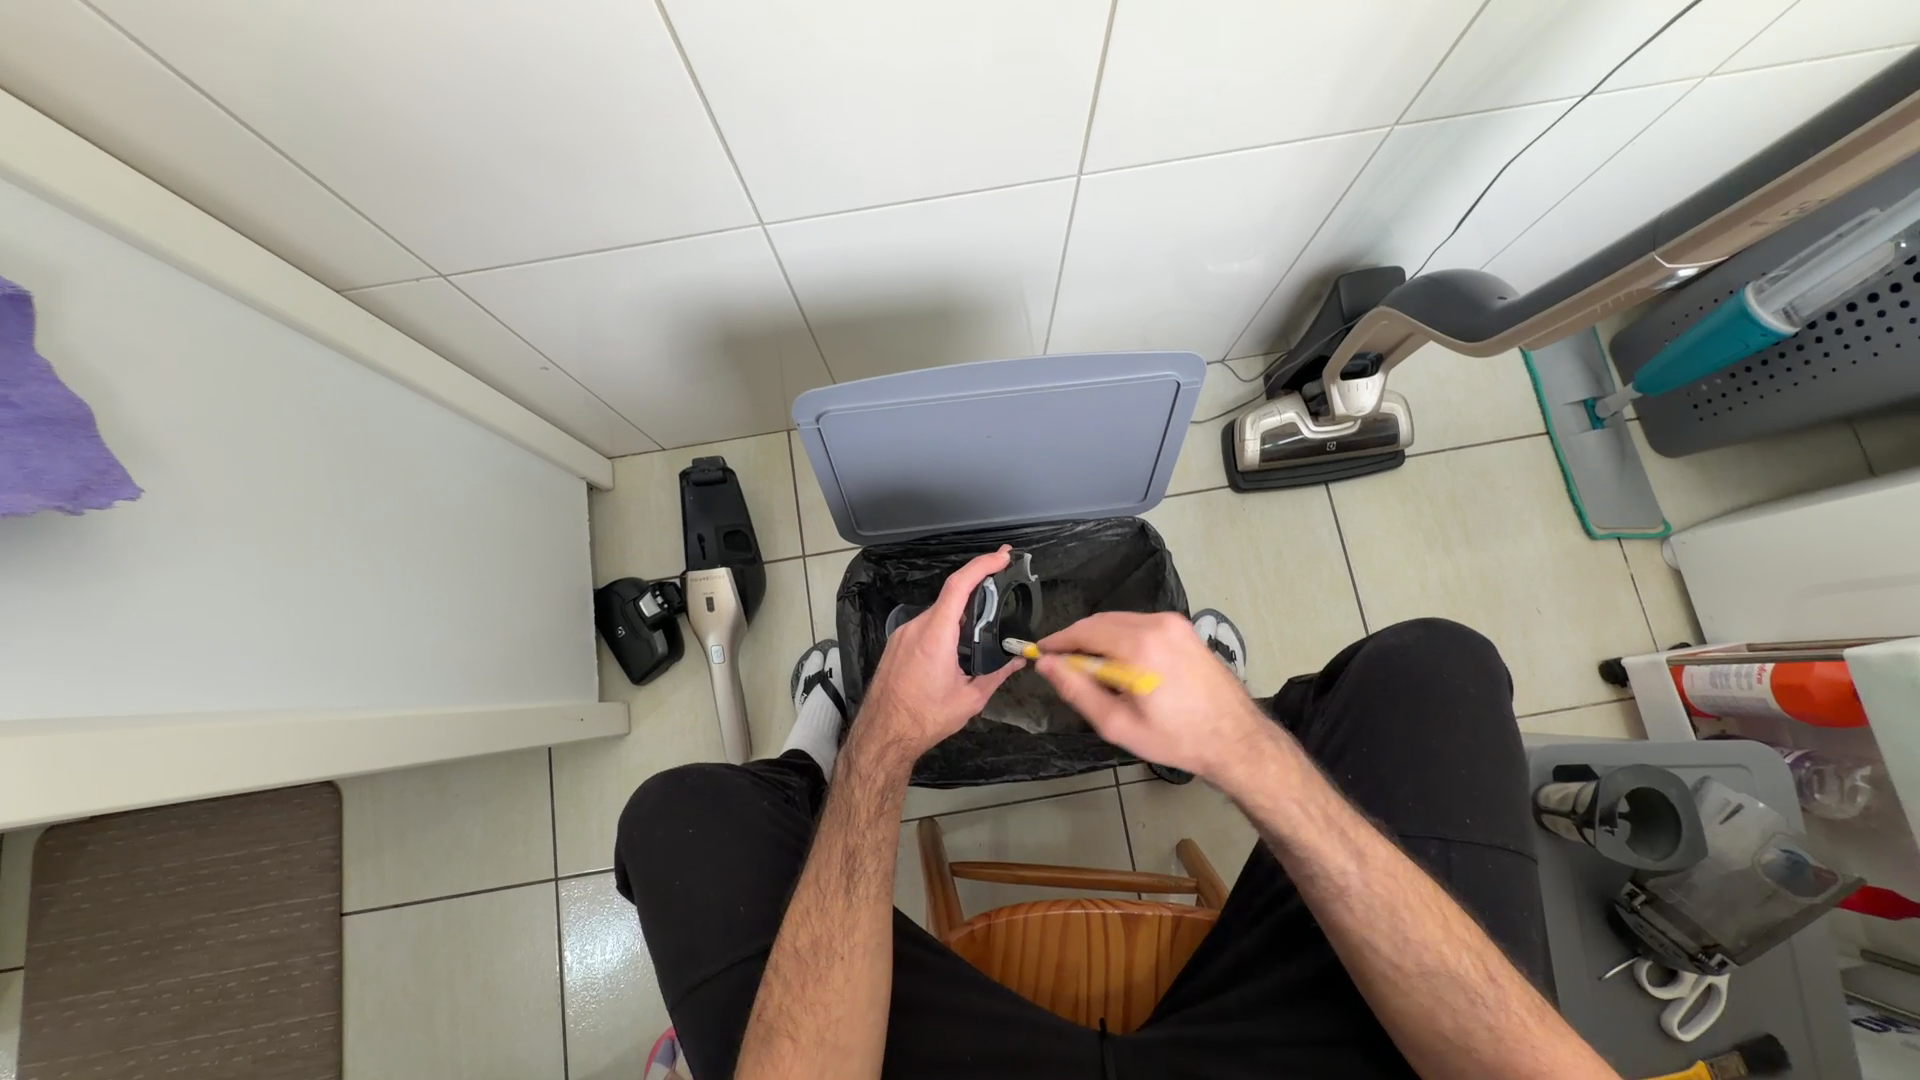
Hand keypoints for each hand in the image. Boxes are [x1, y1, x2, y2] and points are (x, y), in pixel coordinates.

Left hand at [854, 546, 1024, 768]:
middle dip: (978, 589)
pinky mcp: (896, 644)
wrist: (883, 734)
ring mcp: (902, 634)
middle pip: (950, 598)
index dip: (981, 565)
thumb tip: (1018, 660)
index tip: (1002, 556)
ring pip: (938, 613)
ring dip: (961, 614)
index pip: (958, 586)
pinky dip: (944, 626)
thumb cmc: (925, 718)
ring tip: (985, 623)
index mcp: (935, 636)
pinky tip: (958, 644)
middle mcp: (916, 627)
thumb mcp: (970, 699)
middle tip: (1002, 581)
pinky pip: (925, 626)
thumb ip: (996, 674)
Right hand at [1034, 611, 1273, 784]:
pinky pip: (1140, 626)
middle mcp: (1158, 624)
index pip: (1084, 631)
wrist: (1236, 739)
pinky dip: (1122, 640)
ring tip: (1093, 672)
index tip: (1039, 653)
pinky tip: (1122, 667)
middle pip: (1100, 622)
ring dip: (1100, 640)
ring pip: (1119, 622)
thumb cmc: (1176, 738)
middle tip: (1062, 666)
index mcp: (1140, 646)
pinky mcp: (1184, 628)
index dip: (1057, 641)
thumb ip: (1077, 690)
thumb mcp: (1118, 724)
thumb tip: (1047, 665)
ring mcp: (1174, 623)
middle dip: (1077, 641)